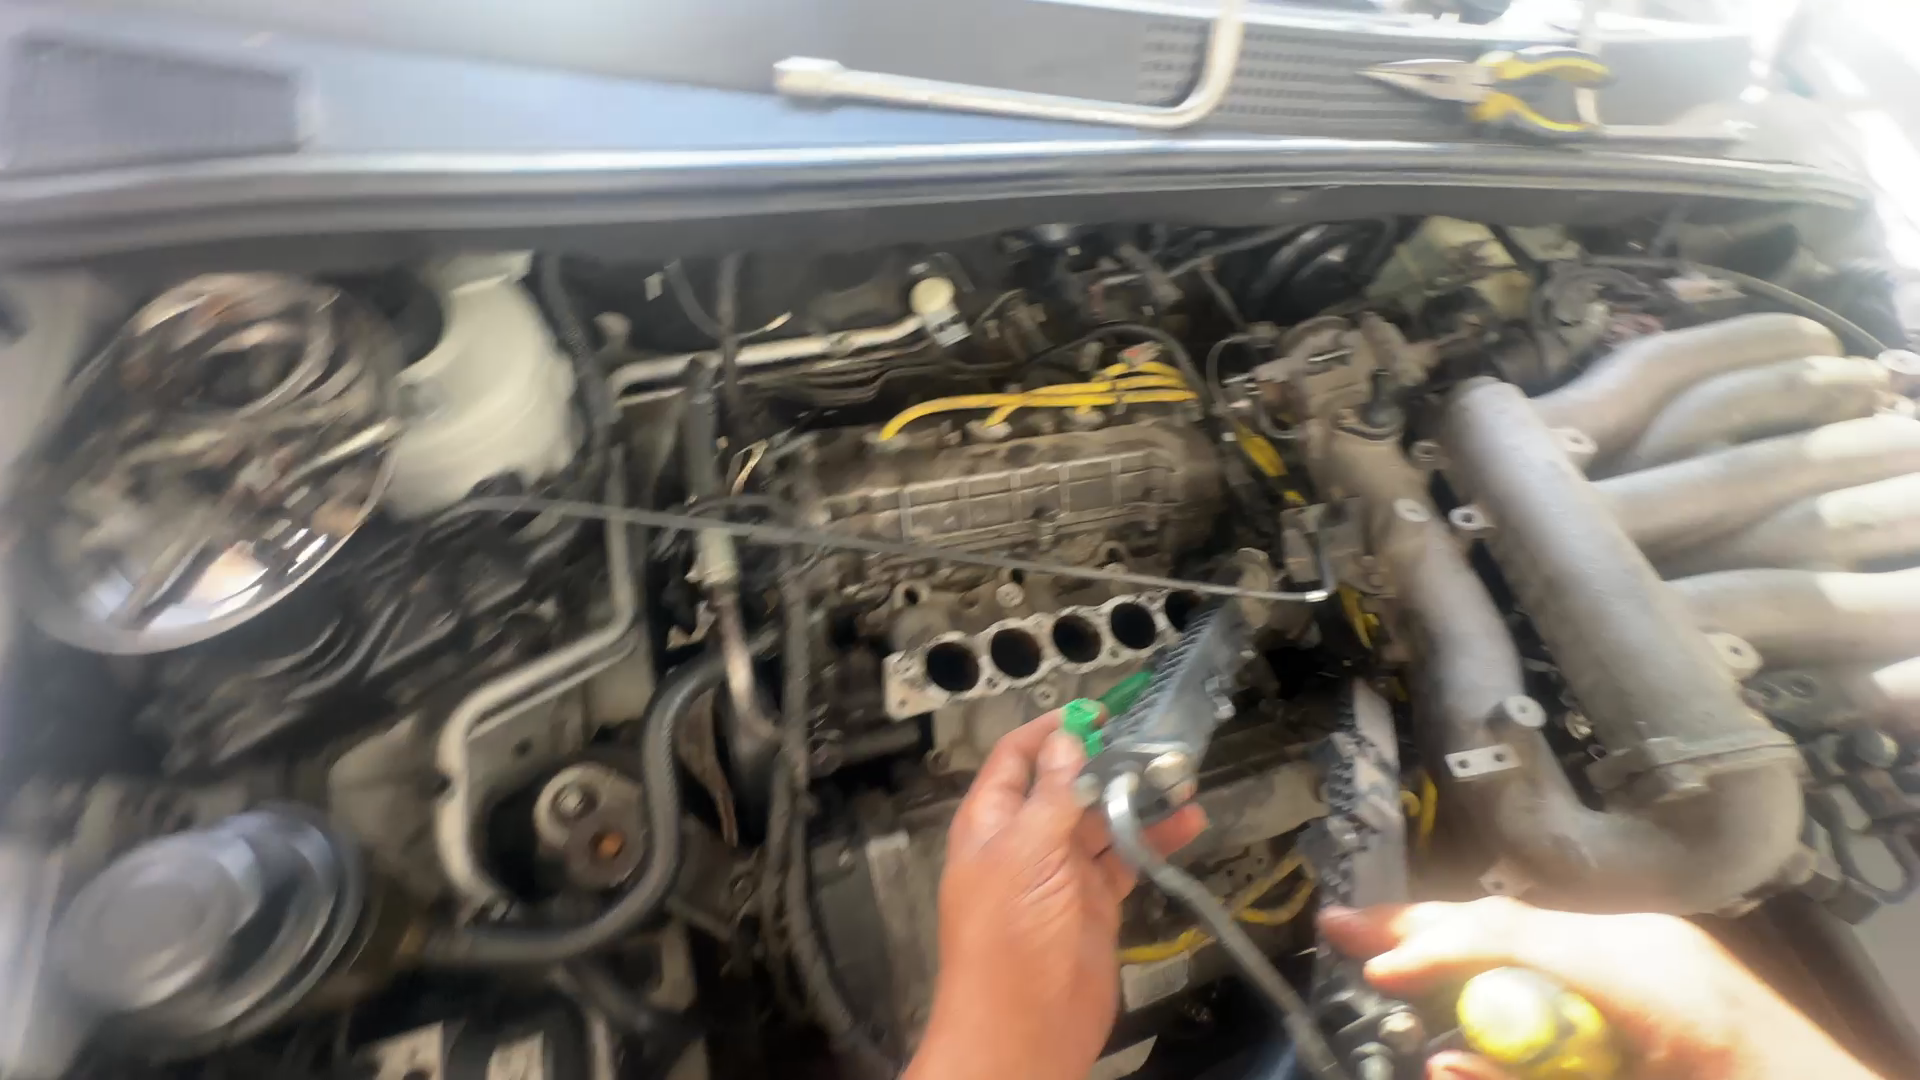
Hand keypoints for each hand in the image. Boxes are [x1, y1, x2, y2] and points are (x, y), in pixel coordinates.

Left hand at [905, 709, 1204, 1079]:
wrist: (1023, 1033)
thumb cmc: (1010, 934)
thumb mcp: (1026, 854)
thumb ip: (1052, 795)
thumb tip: (1068, 739)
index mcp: (993, 818)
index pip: (1017, 756)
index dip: (1052, 730)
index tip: (1096, 712)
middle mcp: (1026, 836)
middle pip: (1066, 782)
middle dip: (1104, 760)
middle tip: (1150, 739)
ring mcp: (1061, 868)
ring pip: (1101, 817)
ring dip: (1135, 796)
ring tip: (1178, 775)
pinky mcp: (1094, 899)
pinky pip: (1125, 857)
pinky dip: (1152, 838)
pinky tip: (1187, 821)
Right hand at [1319, 897, 1883, 1079]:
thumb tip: (1440, 1062)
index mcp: (1656, 975)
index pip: (1514, 937)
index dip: (1433, 951)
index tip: (1371, 972)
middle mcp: (1641, 937)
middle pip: (1499, 918)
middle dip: (1413, 925)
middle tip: (1336, 926)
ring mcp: (1643, 941)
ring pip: (1512, 927)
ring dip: (1438, 939)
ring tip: (1368, 938)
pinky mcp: (1639, 958)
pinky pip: (1541, 949)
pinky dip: (1485, 960)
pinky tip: (1439, 966)